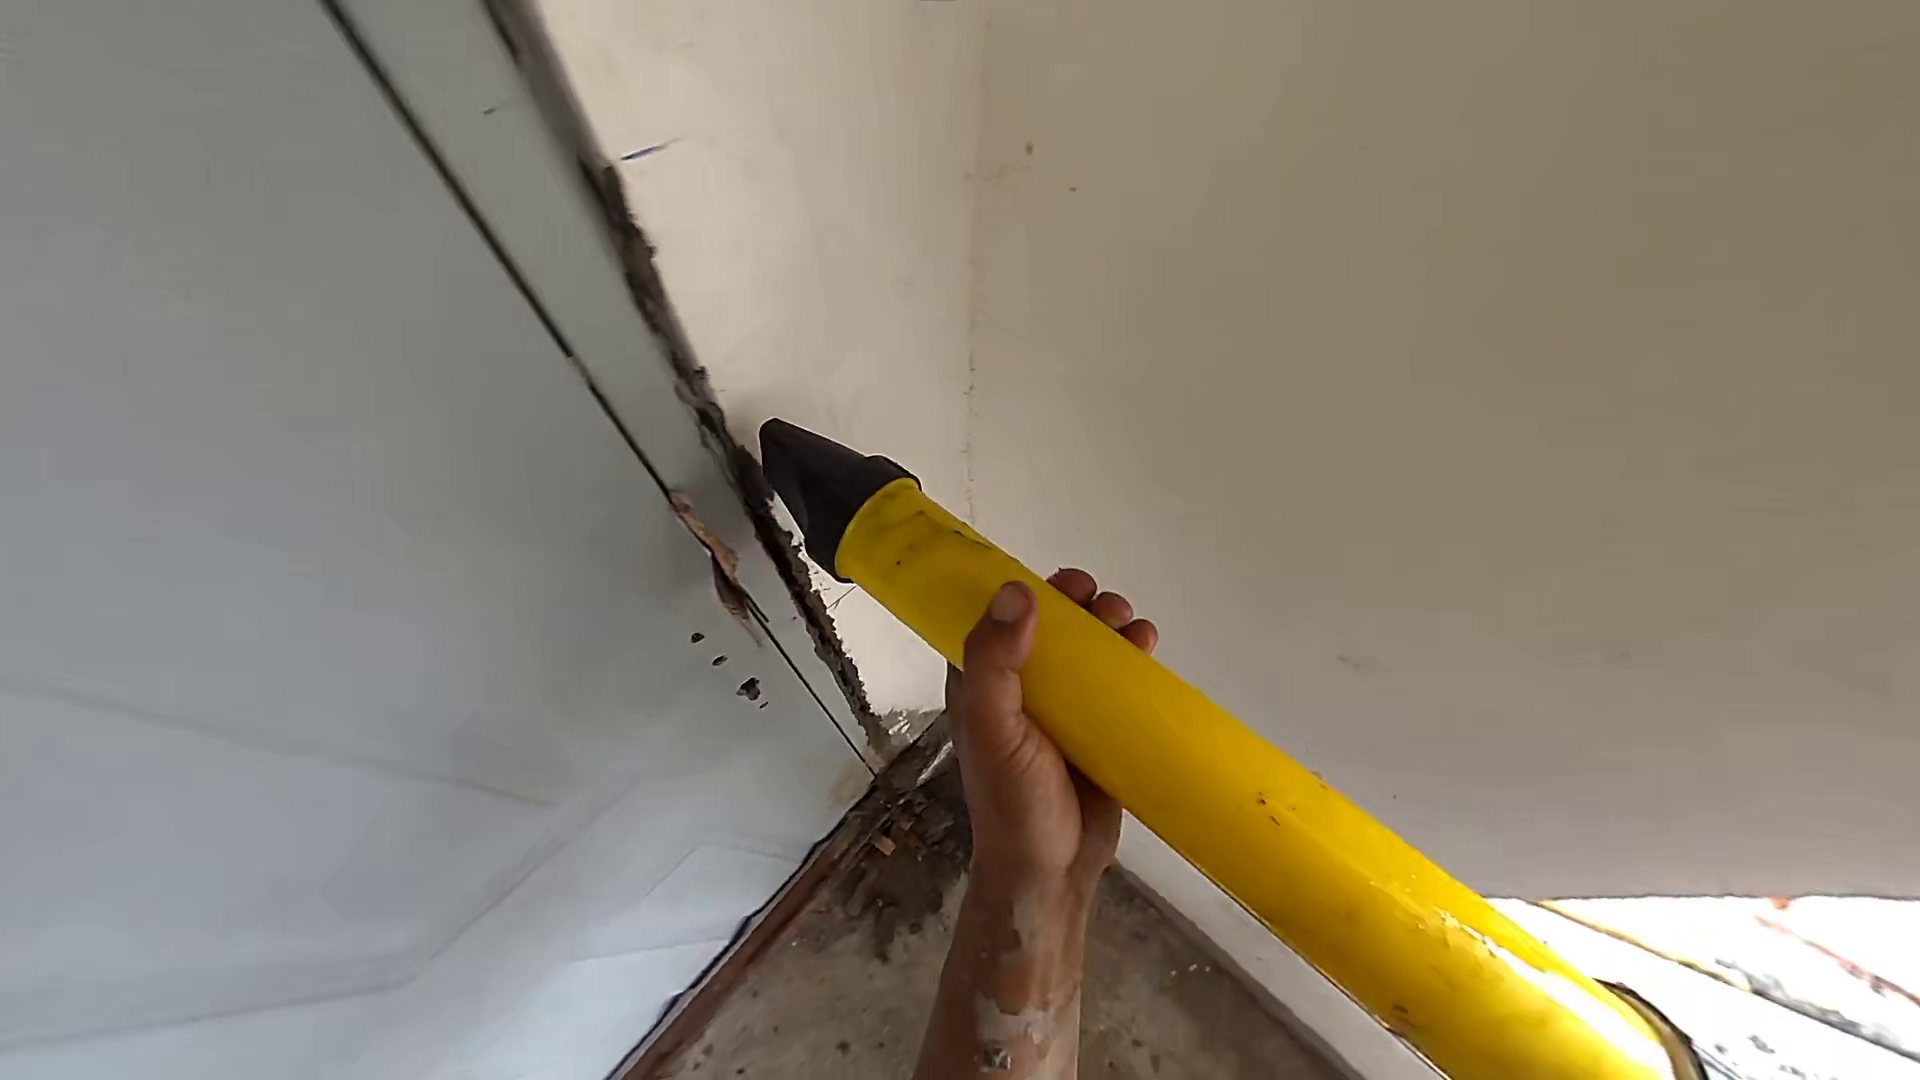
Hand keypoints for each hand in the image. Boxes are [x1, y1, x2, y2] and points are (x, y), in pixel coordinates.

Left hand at [945, 569, 1157, 897]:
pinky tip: (1147, 645)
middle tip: (1102, 603)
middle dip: (1079, 605)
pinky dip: (1130, 656)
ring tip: (1130, 624)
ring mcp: (1060, 705)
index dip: (1027, 592)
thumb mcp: (994, 726)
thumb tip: (1016, 591)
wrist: (1054, 872)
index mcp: (983, 680)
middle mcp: (1020, 685)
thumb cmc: (1014, 800)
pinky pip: (1113, 678)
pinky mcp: (1096, 724)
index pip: (999, 618)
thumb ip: (994, 660)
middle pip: (1050, 627)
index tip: (1061, 583)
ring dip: (1108, 625)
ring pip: (1086, 647)